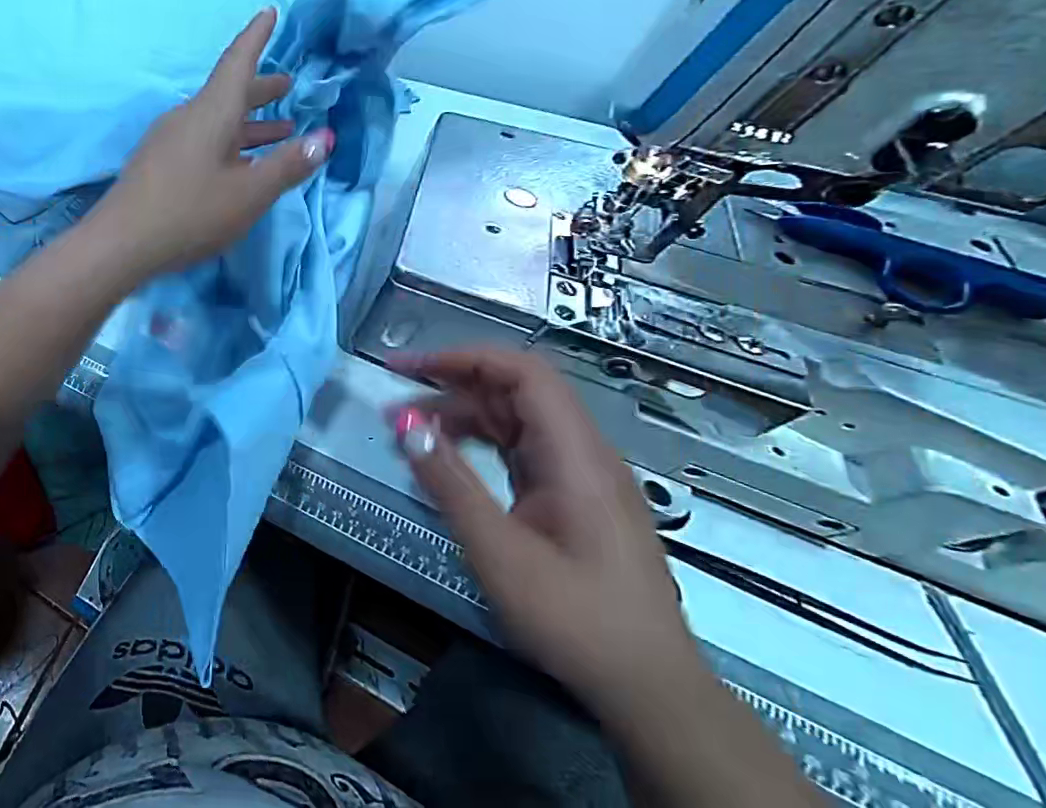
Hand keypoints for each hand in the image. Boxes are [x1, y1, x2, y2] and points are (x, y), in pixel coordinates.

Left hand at [83, 9, 331, 279]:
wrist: (120, 243)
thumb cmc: (191, 212)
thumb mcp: (249, 192)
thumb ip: (288, 165)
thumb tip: (325, 137)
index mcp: (211, 112)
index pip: (238, 62)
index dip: (257, 37)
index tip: (269, 11)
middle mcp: (189, 117)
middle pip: (229, 93)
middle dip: (261, 89)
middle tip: (288, 85)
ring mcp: (169, 140)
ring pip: (217, 120)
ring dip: (249, 121)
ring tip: (280, 128)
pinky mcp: (159, 163)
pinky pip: (203, 139)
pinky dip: (230, 141)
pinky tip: (240, 163)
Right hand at [395, 349, 702, 714]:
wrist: (649, 688)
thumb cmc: (576, 621)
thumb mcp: (500, 553)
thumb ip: (450, 483)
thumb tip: (406, 426)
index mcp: (575, 455)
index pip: (522, 372)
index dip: (462, 358)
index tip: (409, 367)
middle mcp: (583, 453)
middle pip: (516, 391)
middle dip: (453, 385)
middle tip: (396, 402)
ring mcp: (580, 475)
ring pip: (516, 420)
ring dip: (463, 416)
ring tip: (410, 431)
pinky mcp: (574, 497)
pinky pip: (521, 450)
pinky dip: (480, 444)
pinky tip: (448, 459)